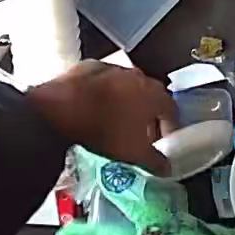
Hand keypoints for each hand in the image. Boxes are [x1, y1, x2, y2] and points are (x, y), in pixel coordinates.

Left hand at [26, 61, 176, 174]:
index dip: (169, 126)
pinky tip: (95, 108)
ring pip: (126, 86)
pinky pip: (103, 81)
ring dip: (126, 101)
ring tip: (116, 121)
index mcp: (154, 94)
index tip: (164, 138)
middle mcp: (137, 76)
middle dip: (148, 114)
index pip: (171, 110)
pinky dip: (104, 93)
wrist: (63, 109)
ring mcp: (113, 68)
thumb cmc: (105, 129)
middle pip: (150, 96)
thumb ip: (155, 161)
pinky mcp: (90, 67)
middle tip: (141, 133)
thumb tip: (165, 167)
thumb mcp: (134, 154)